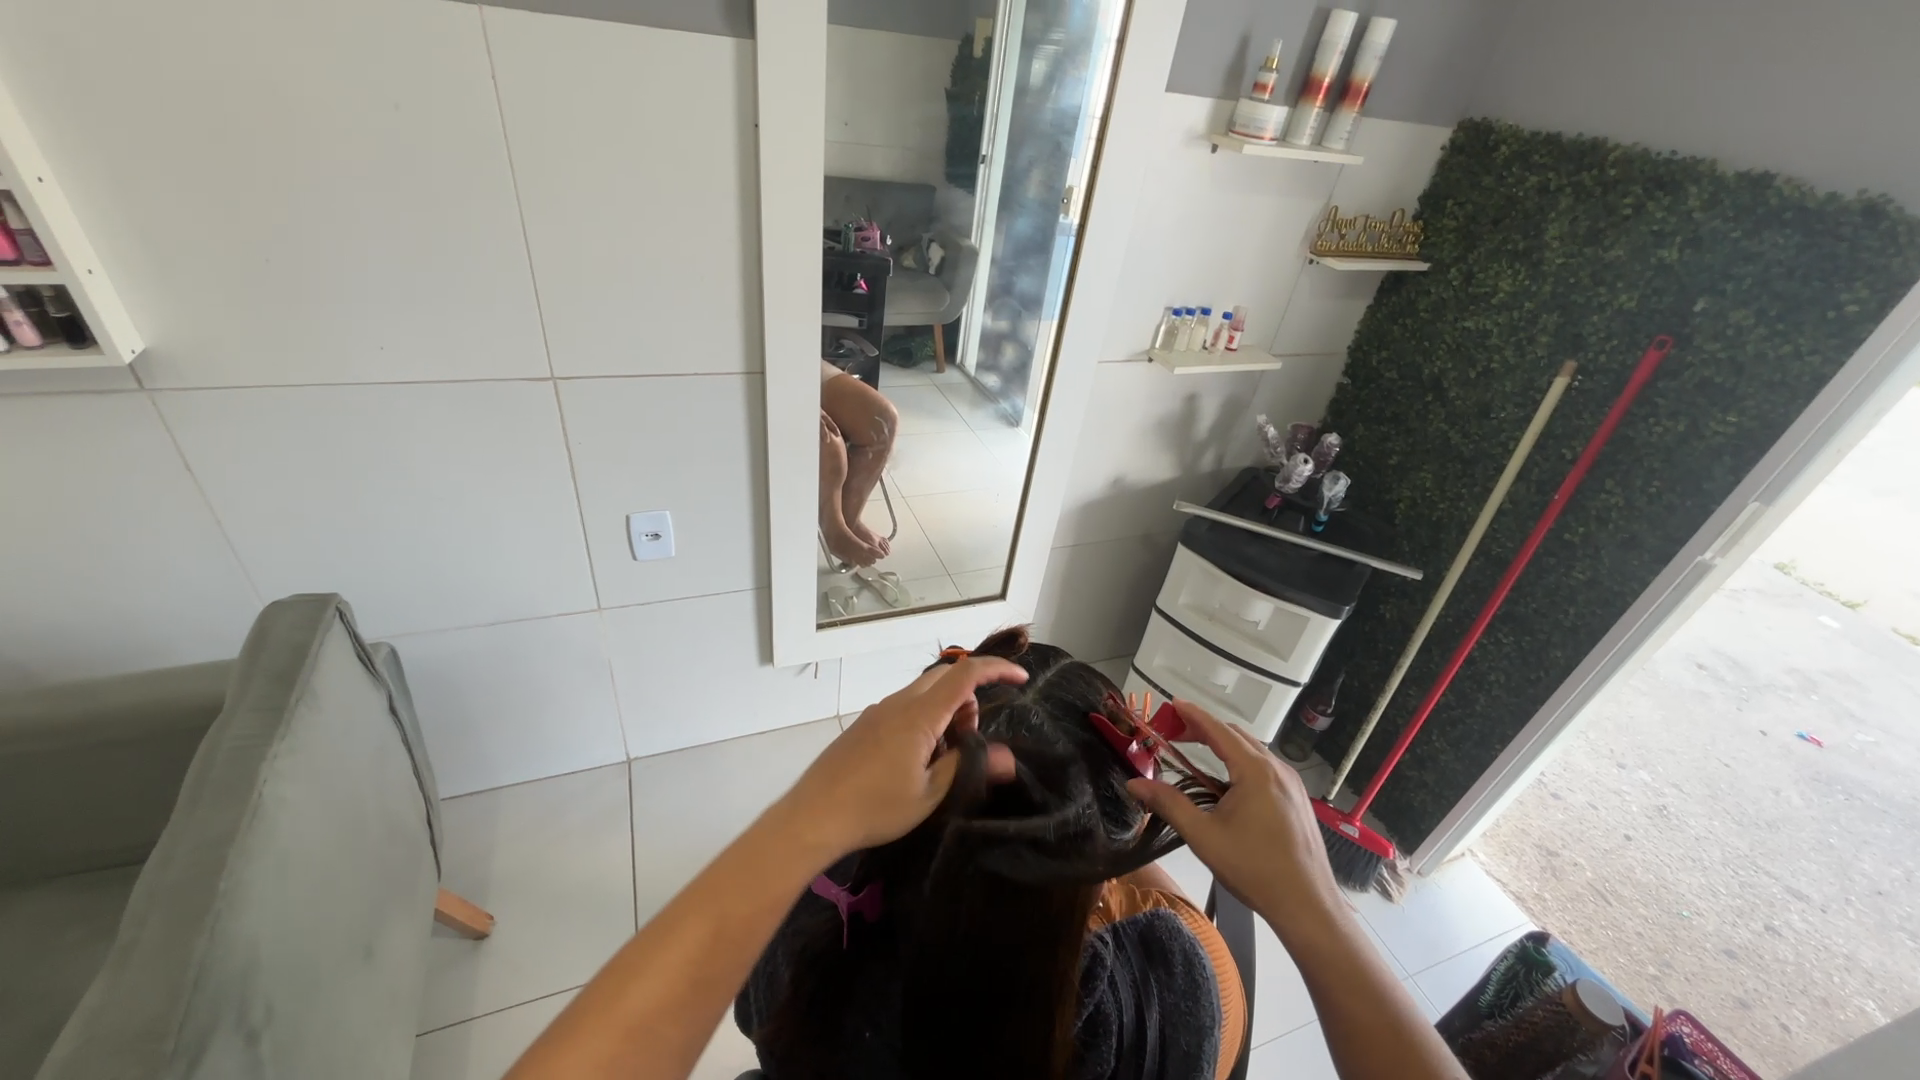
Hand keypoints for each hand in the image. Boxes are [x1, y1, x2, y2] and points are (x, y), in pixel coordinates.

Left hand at [777, 656, 1025, 857]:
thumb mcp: (931, 794)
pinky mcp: (864, 725)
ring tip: (944, 758)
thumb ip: (969, 766)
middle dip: (970, 698)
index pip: (965, 674)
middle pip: (944, 678)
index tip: (1021, 679)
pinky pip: (904, 707)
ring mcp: (877, 712)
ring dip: (945, 712)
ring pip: (923, 694)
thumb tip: (1009, 756)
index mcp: (919, 715)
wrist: (813, 817)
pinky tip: (916, 761)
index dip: (997, 670)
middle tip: (973, 740)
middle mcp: (897, 703)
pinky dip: (924, 720)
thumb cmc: (876, 808)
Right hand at [1127, 700, 1345, 932]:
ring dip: (1224, 746)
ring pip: (1253, 752)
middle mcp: (1277, 768)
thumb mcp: (1203, 836)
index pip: (1218, 730)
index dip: (1192, 715)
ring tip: (1197, 755)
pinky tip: (1228, 784)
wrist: (1307, 905)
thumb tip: (1135, 783)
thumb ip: (1169, 803)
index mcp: (1255, 770)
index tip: (1171, 704)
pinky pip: (1265, 768)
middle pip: (1236, 736)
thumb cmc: (1254, 868)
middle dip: (1205, 730)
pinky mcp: (1297, 800)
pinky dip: (1241, 763)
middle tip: (1175, 734)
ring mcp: (1291, 784)